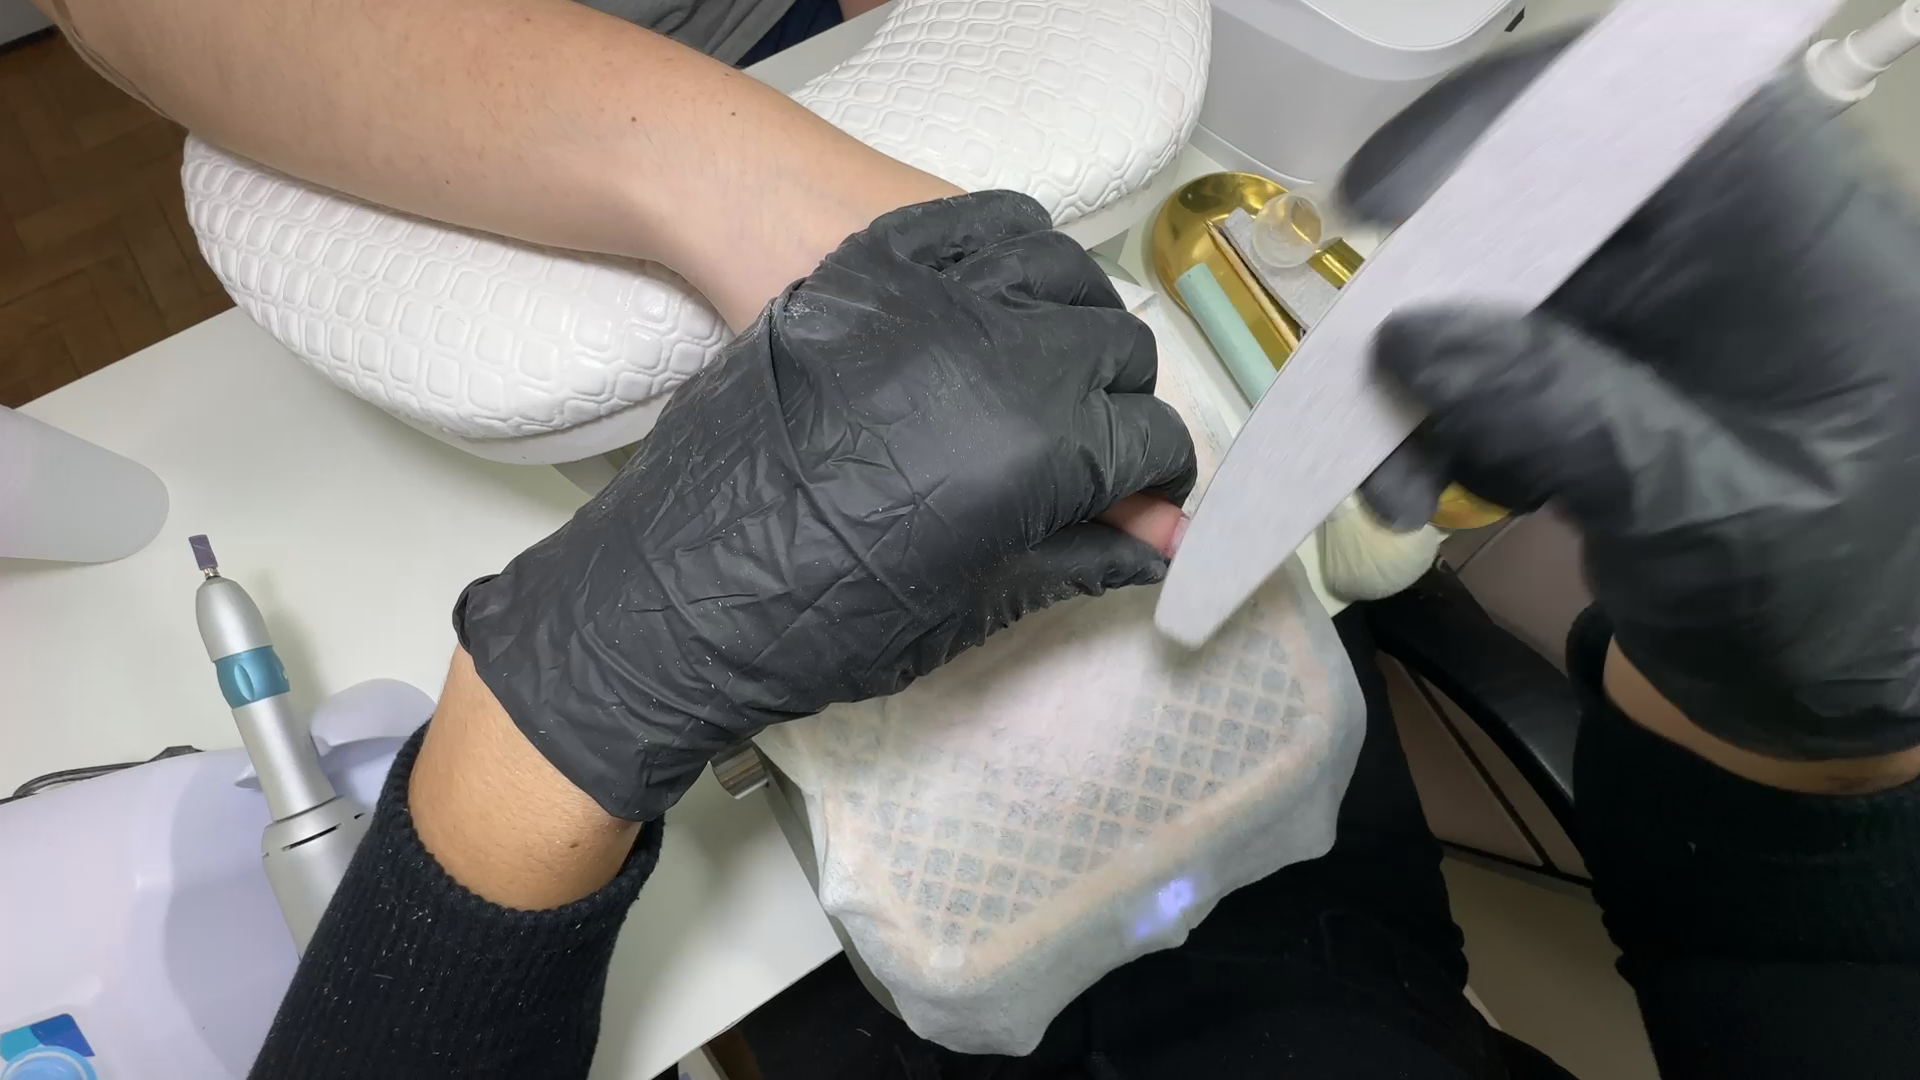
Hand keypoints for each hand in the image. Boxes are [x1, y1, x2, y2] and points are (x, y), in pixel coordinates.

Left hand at [454, 191, 1196, 819]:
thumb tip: (1162, 540)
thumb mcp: (967, 608)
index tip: (1142, 502)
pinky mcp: (880, 265)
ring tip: (1049, 380)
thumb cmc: (824, 625)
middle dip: (1125, 409)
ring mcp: (934, 297)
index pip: (1151, 441)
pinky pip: (992, 225)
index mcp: (1029, 454)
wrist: (678, 588)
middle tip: (1086, 455)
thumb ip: (1076, 557)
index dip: (1161, 479)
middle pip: (1123, 352)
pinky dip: (1022, 258)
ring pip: (1071, 277)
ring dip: (1083, 329)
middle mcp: (998, 357)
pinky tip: (1008, 305)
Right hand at [1339, 33, 1919, 763]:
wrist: (1810, 672)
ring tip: (1400, 492)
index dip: (1512, 129)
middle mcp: (1702, 271)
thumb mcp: (1693, 512)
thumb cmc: (1807, 596)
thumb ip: (1559, 414)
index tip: (1374, 198)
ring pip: (1476, 316)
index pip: (1657, 127)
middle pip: (1530, 230)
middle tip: (1358, 405)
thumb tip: (1405, 338)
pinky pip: (1470, 376)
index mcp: (1790, 264)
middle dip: (1425, 316)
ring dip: (1412, 400)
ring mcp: (1631, 329)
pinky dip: (1432, 433)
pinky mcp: (1579, 378)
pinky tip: (1448, 491)